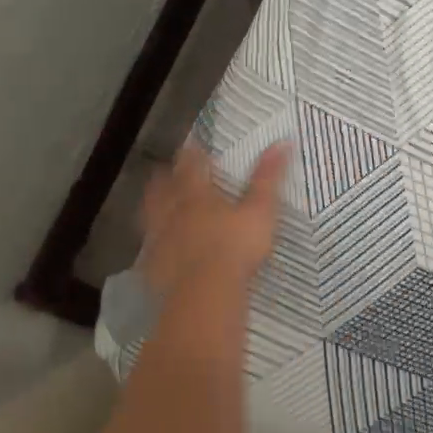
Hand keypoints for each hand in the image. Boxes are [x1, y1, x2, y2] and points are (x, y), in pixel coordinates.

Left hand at [139, 142, 290, 297]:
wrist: (204, 291)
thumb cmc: (236, 246)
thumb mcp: (261, 210)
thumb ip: (268, 178)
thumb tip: (282, 141)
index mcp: (198, 197)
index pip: (192, 168)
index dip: (192, 155)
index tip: (191, 144)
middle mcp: (172, 213)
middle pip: (162, 190)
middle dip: (164, 178)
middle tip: (164, 170)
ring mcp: (159, 240)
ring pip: (150, 216)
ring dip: (152, 206)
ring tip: (155, 201)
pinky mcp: (153, 265)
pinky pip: (149, 246)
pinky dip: (153, 238)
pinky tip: (157, 243)